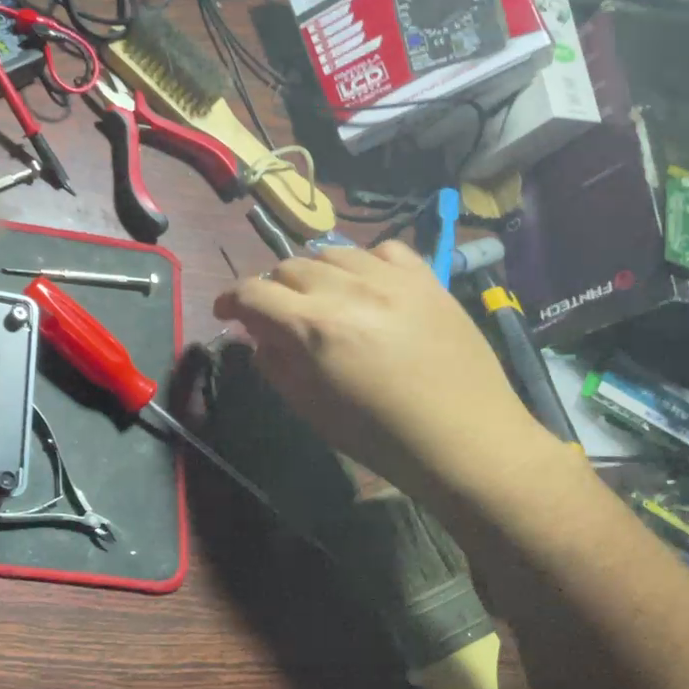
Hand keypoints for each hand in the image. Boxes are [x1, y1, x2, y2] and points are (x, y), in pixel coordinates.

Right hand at [213, 241, 557, 500]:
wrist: (462, 438)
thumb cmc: (375, 433)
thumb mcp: (307, 406)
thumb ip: (275, 362)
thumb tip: (259, 335)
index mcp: (312, 327)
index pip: (253, 292)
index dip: (230, 300)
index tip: (226, 314)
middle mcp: (349, 291)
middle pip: (289, 267)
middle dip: (271, 289)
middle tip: (275, 316)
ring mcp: (393, 281)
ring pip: (332, 252)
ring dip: (313, 273)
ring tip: (320, 298)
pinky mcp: (428, 280)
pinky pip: (384, 250)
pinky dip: (363, 262)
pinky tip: (365, 286)